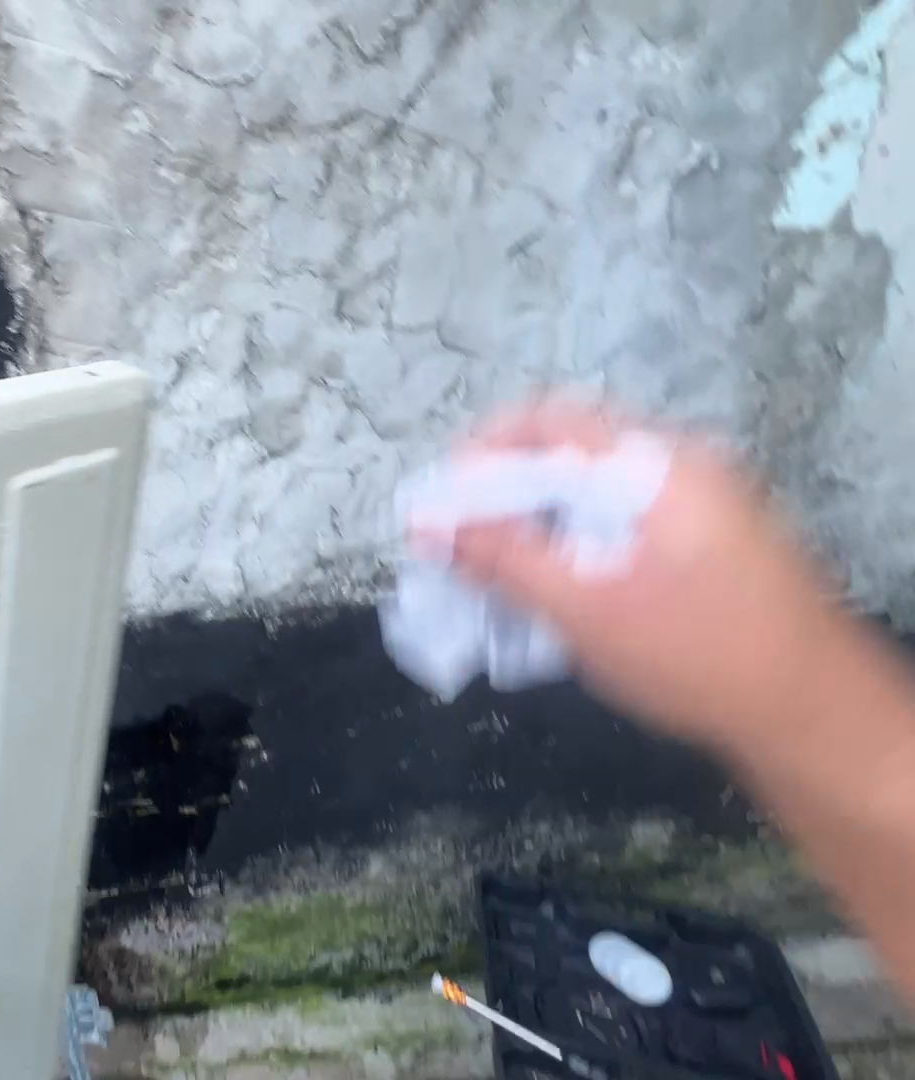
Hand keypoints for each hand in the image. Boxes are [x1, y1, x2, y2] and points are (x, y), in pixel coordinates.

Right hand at [447, 403, 853, 746]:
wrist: (813, 720)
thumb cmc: (698, 657)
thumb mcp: (582, 606)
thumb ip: (498, 556)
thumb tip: (421, 522)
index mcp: (657, 467)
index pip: (544, 419)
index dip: (475, 452)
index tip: (438, 504)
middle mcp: (671, 469)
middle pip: (553, 451)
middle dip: (487, 491)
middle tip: (448, 541)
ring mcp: (680, 503)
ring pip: (569, 487)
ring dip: (513, 520)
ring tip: (478, 567)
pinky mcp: (679, 538)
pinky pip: (593, 516)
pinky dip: (547, 539)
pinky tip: (529, 581)